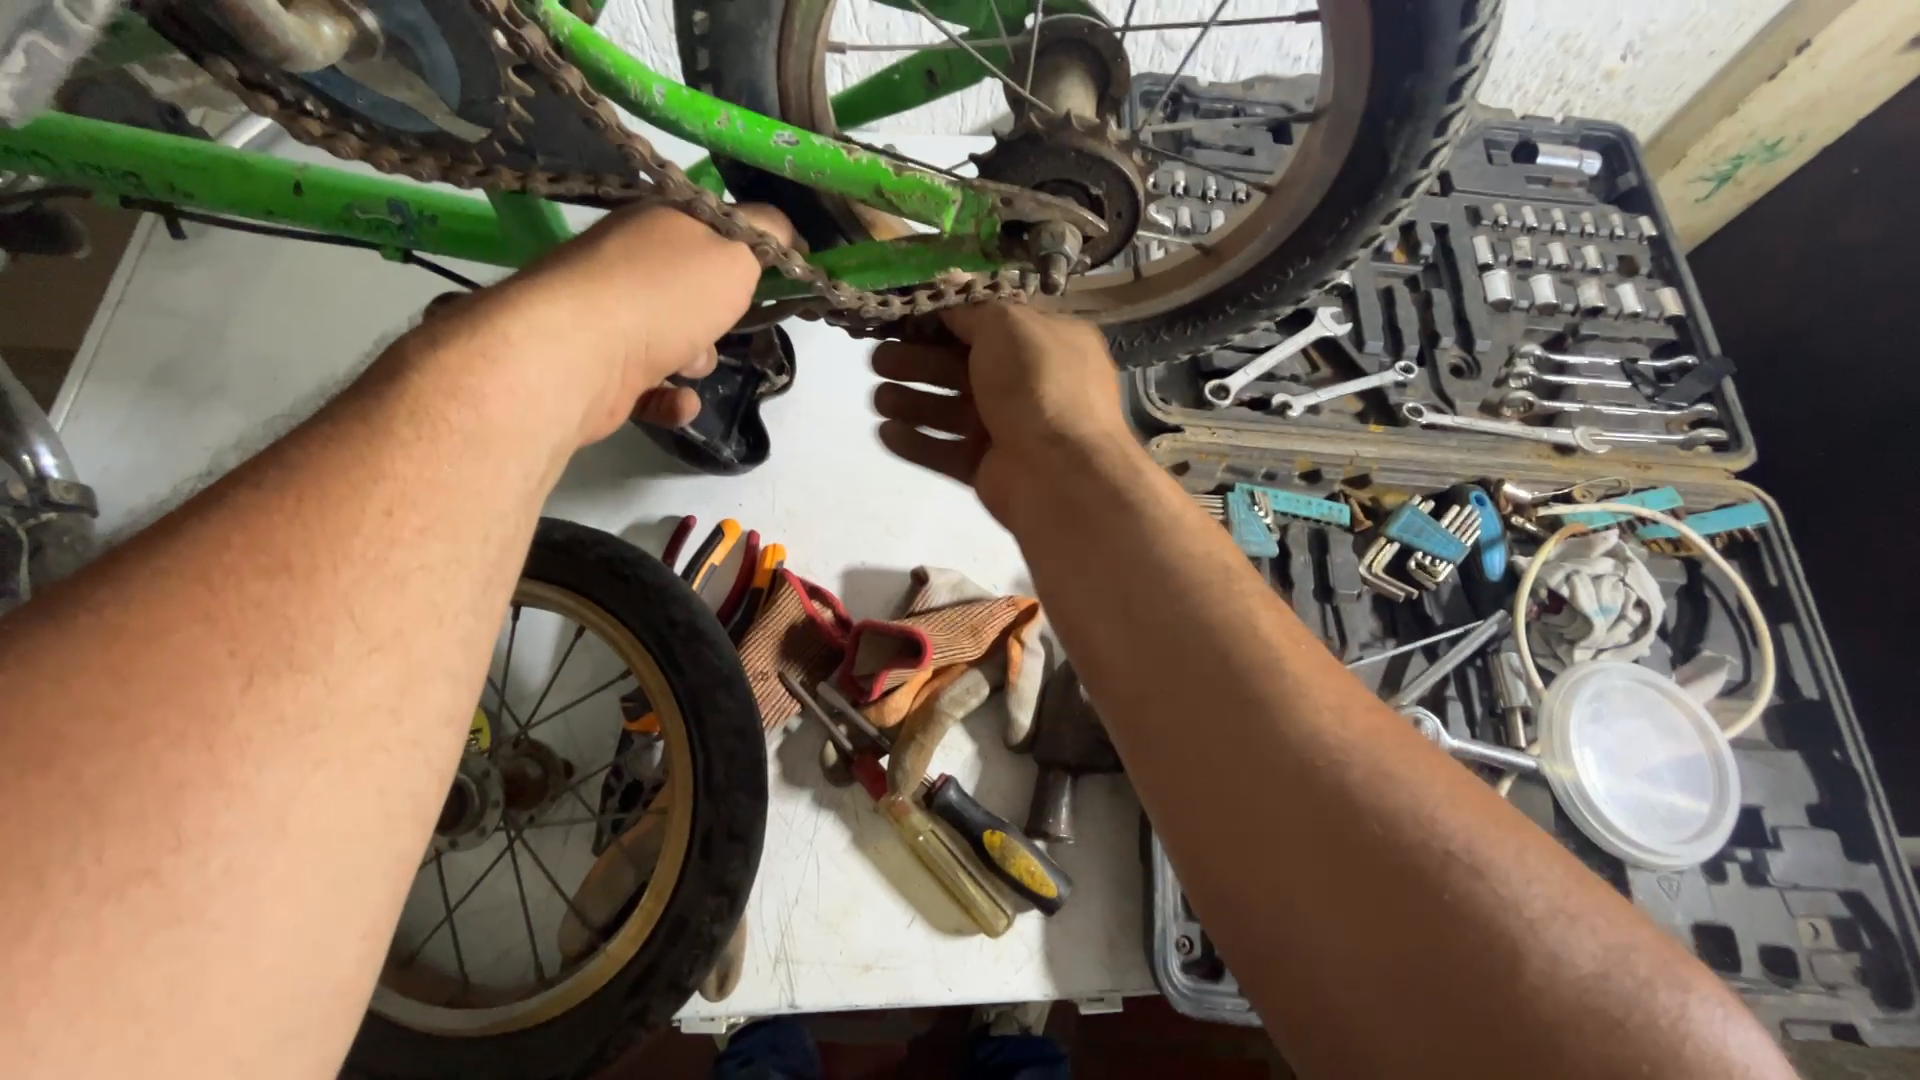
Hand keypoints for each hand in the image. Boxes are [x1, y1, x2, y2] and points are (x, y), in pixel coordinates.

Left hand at [425, 202, 793, 444]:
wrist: (579, 352)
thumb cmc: (666, 294)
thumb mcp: (735, 250)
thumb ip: (766, 235)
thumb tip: (784, 229)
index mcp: (660, 222)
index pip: (713, 224)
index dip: (748, 249)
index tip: (776, 276)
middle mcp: (631, 262)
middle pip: (694, 287)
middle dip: (720, 313)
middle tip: (730, 320)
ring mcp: (611, 315)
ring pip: (674, 339)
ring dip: (696, 358)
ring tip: (691, 363)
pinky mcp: (602, 368)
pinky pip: (652, 386)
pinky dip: (671, 397)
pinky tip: (681, 401)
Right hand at [871, 303, 1131, 522]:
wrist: (1060, 474)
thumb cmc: (1039, 385)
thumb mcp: (1007, 325)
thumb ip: (971, 309)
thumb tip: (948, 286)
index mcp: (1045, 343)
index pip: (989, 324)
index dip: (945, 319)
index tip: (903, 315)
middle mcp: (1030, 384)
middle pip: (963, 367)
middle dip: (917, 361)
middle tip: (877, 358)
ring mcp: (1009, 429)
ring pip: (951, 410)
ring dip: (912, 401)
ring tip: (876, 398)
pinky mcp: (989, 468)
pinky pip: (946, 450)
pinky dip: (917, 441)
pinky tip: (885, 432)